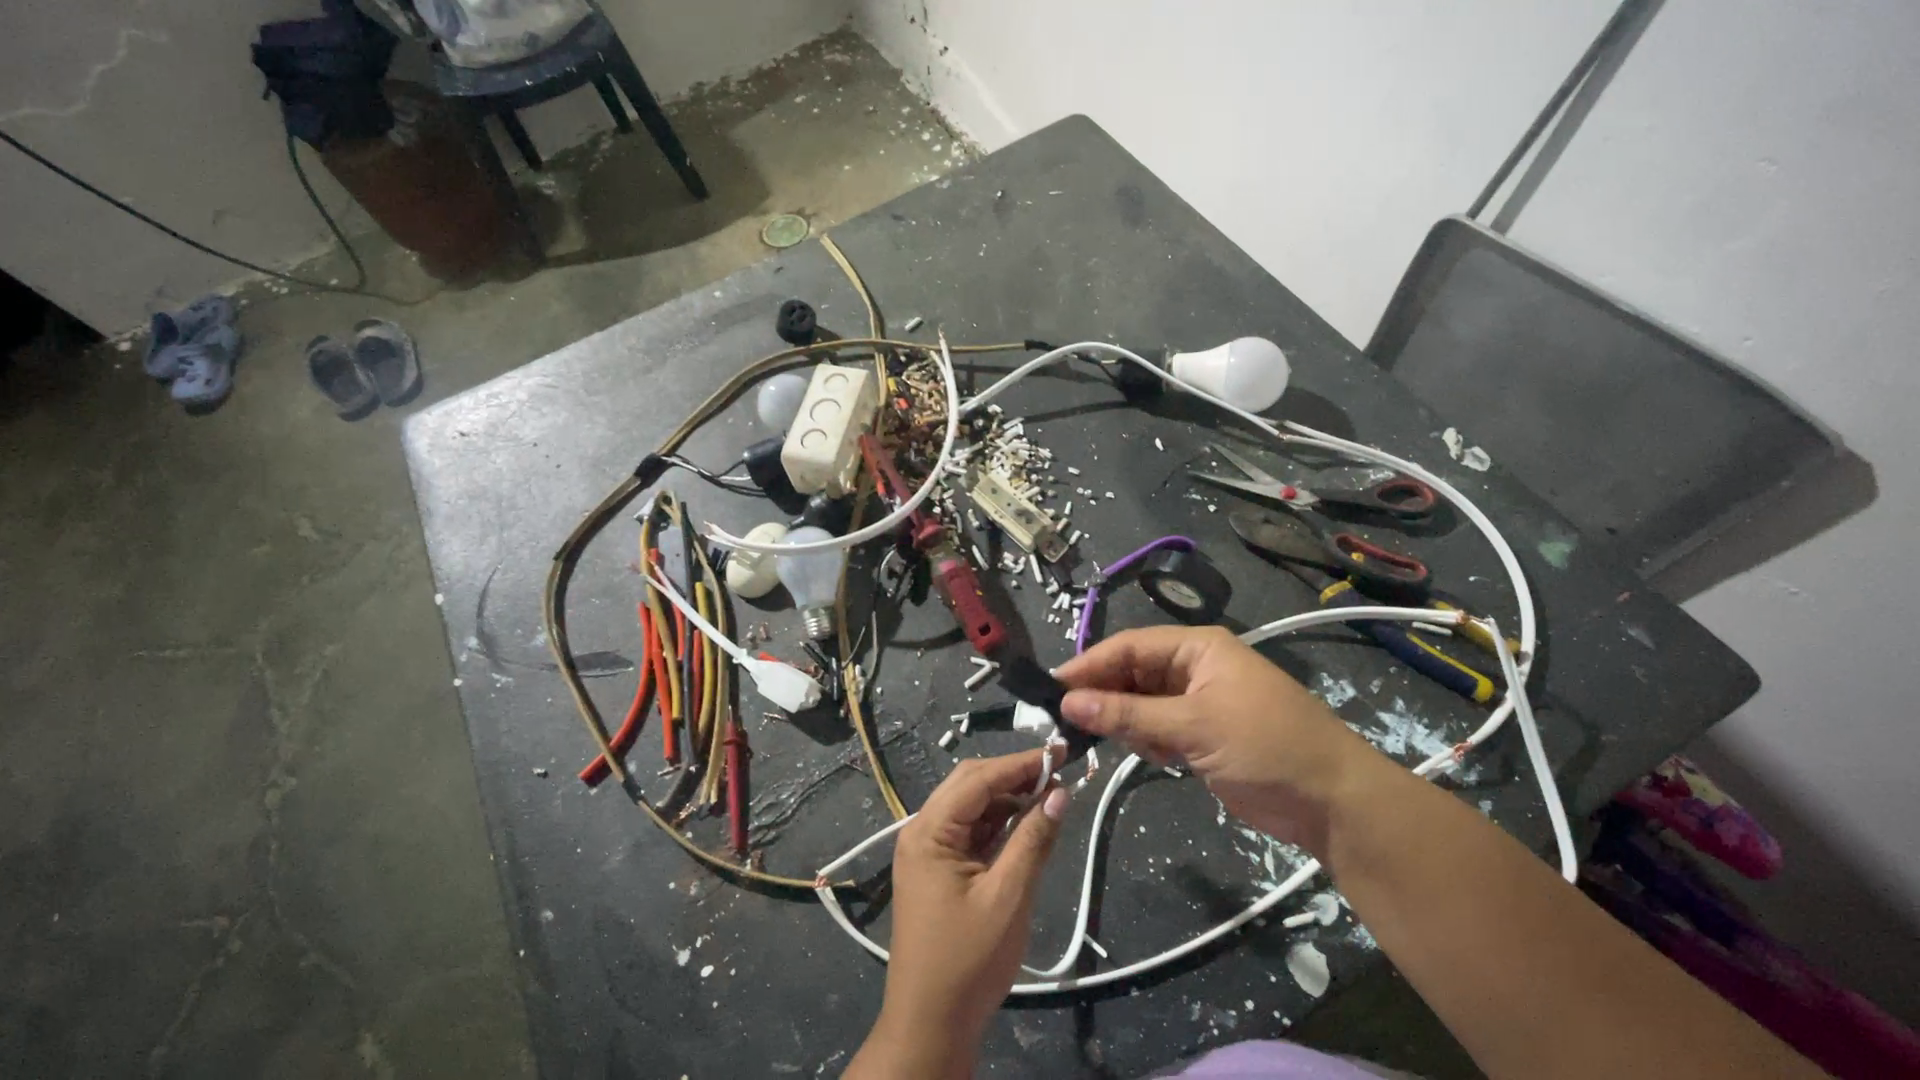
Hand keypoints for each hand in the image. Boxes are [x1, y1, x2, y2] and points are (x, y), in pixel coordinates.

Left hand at [848, 751, 1068, 1079]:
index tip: (1061, 750)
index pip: (977, 779)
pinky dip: (1000, 824)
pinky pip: (971, 833)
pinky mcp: (940, 871)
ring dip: (1009, 798)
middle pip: (970, 786)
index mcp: (929, 832)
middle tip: (1061, 769)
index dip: (1020, 762)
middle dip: (1014, 774)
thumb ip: (1033, 840)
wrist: (932, 1021)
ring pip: (972, 808)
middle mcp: (922, 832)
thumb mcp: (1008, 897)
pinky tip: (1029, 821)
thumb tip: (1061, 792)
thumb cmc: (968, 959)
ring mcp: (929, 852)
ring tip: (1053, 793)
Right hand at [1056, 625, 1388, 855]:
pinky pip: (1158, 730)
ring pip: (1141, 704)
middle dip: (1103, 696)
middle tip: (1063, 722)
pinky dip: (1147, 742)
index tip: (1050, 690)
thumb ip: (1128, 714)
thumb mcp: (1193, 726)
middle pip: (1132, 673)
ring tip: (1100, 742)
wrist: (1331, 801)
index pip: (1129, 646)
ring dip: (1123, 722)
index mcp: (1198, 648)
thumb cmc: (1265, 746)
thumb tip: (1068, 702)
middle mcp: (1195, 668)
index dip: (1089, 665)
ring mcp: (1200, 704)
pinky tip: (1150, 756)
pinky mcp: (1203, 737)